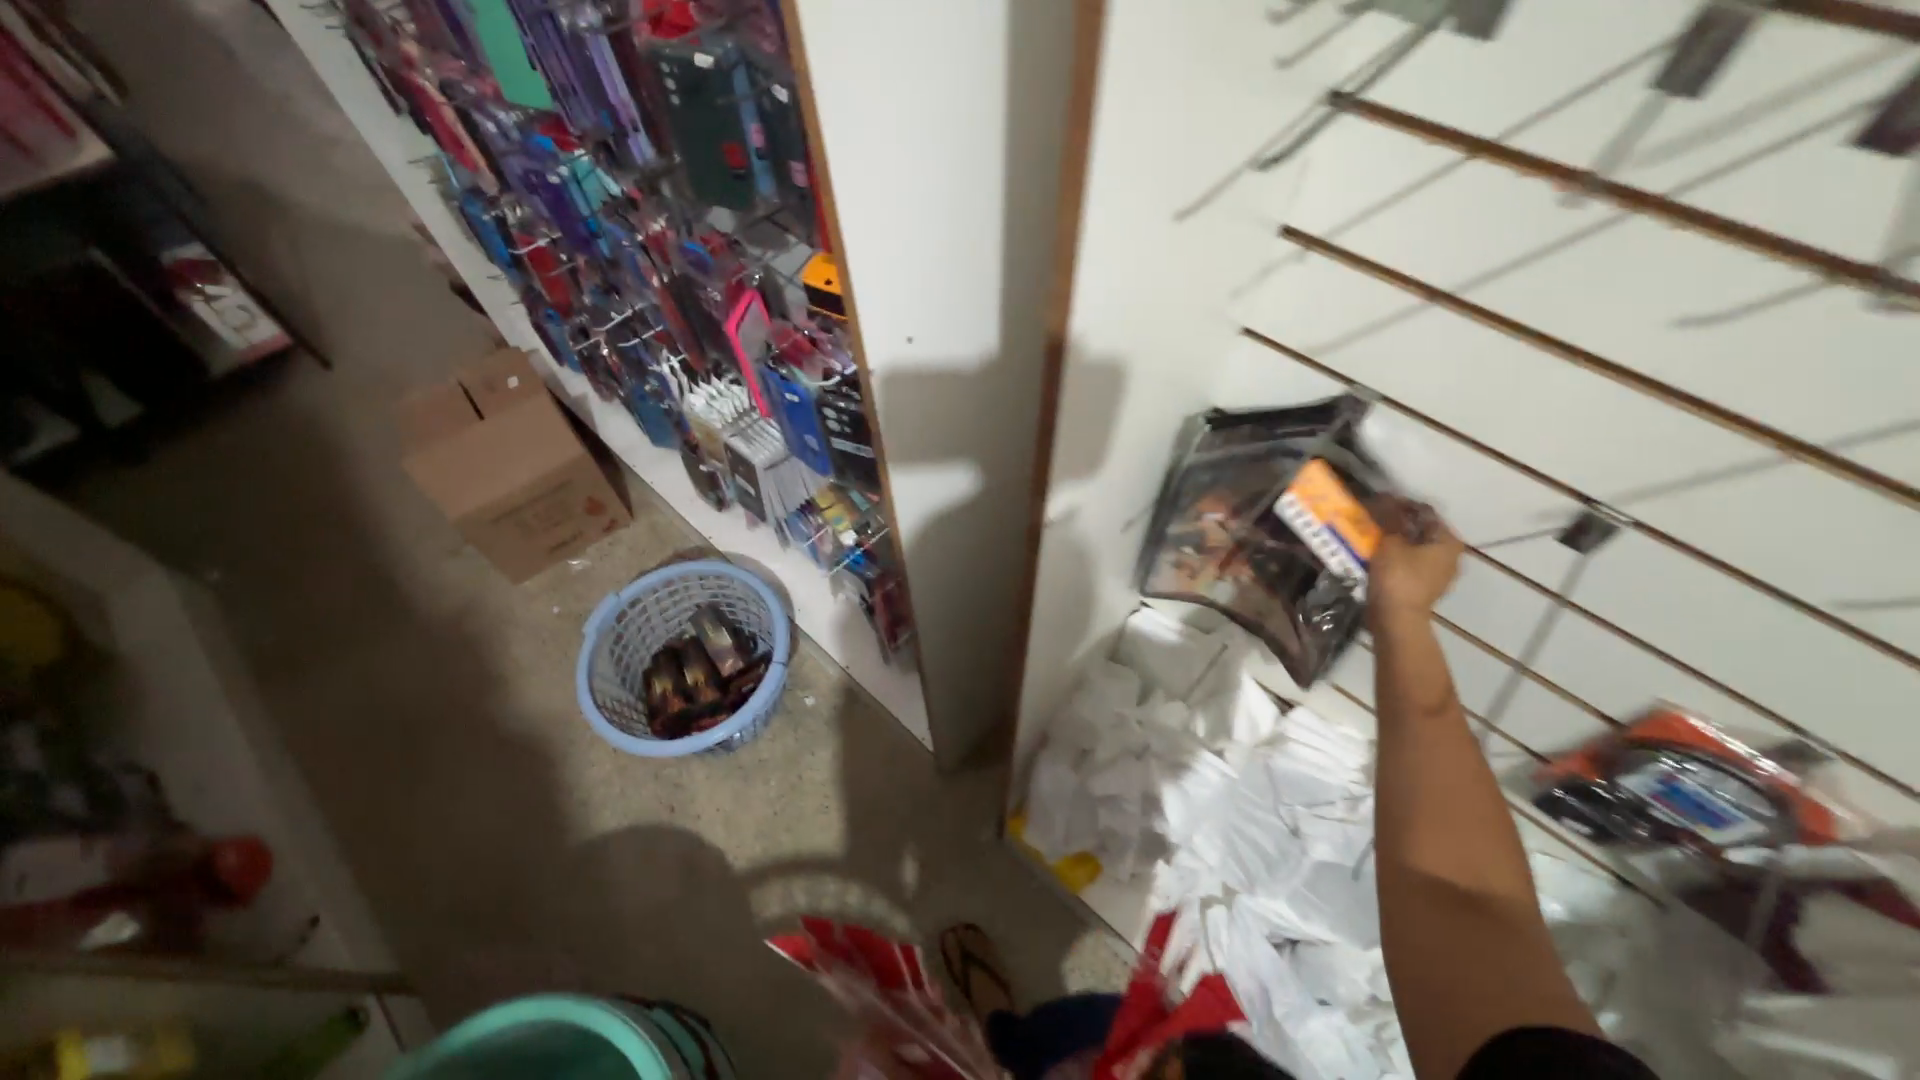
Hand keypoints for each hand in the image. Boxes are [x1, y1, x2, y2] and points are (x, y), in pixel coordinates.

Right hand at [1368, 497, 1461, 623]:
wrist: (1396, 619)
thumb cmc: (1398, 577)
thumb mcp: (1391, 542)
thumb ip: (1390, 518)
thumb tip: (1384, 497)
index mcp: (1448, 541)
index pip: (1425, 512)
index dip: (1401, 504)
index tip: (1378, 502)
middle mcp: (1450, 556)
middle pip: (1420, 530)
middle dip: (1396, 524)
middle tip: (1372, 518)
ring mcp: (1438, 573)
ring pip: (1413, 547)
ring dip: (1393, 540)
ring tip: (1370, 535)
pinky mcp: (1423, 586)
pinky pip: (1408, 563)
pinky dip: (1394, 556)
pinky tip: (1375, 554)